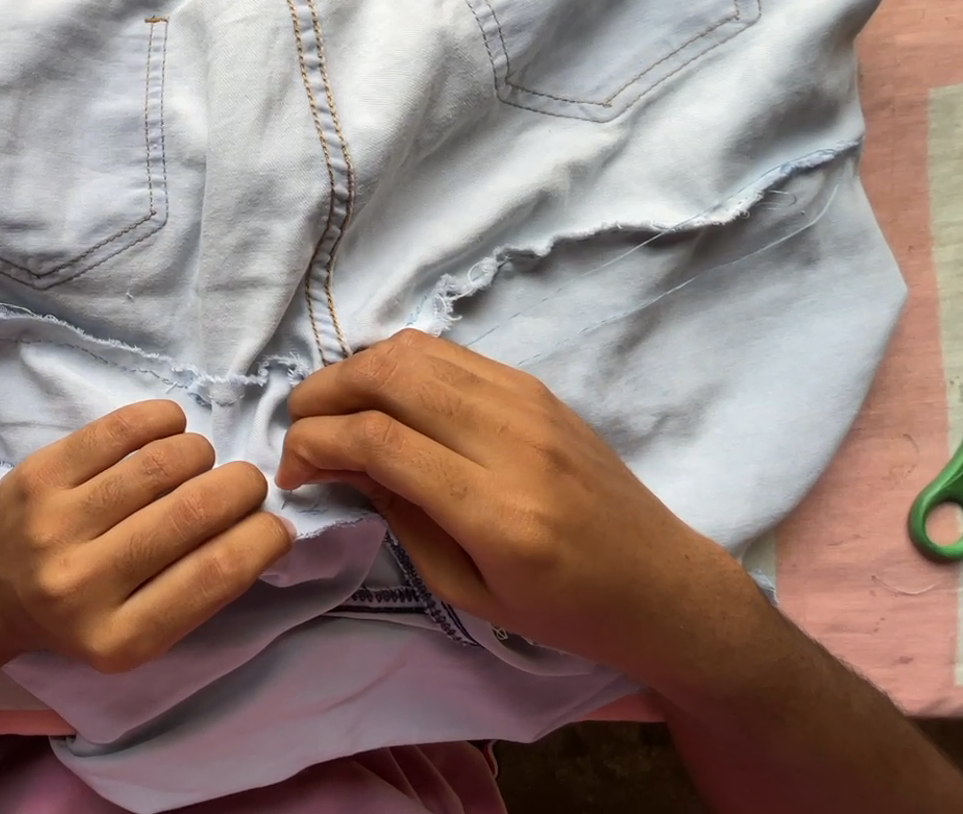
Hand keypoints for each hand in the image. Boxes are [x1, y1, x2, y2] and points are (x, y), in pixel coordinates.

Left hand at [0, 400, 293, 673]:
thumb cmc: (72, 614)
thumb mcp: (132, 633)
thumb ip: (190, 590)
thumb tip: (263, 526)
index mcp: (119, 639)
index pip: (213, 575)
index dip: (260, 538)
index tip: (274, 522)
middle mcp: (83, 583)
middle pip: (192, 512)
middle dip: (240, 486)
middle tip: (246, 482)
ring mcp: (55, 523)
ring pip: (158, 465)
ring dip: (200, 453)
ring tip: (201, 459)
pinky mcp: (37, 475)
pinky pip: (115, 431)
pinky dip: (160, 419)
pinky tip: (172, 425)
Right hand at [276, 330, 749, 684]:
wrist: (670, 590)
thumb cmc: (563, 611)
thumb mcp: (461, 587)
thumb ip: (392, 512)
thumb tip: (331, 459)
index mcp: (497, 511)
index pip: (377, 440)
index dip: (313, 444)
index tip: (292, 471)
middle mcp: (511, 440)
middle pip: (384, 376)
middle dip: (320, 396)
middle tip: (301, 430)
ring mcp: (527, 402)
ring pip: (408, 351)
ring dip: (350, 372)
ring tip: (333, 410)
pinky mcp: (532, 385)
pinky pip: (440, 350)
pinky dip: (390, 364)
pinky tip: (378, 397)